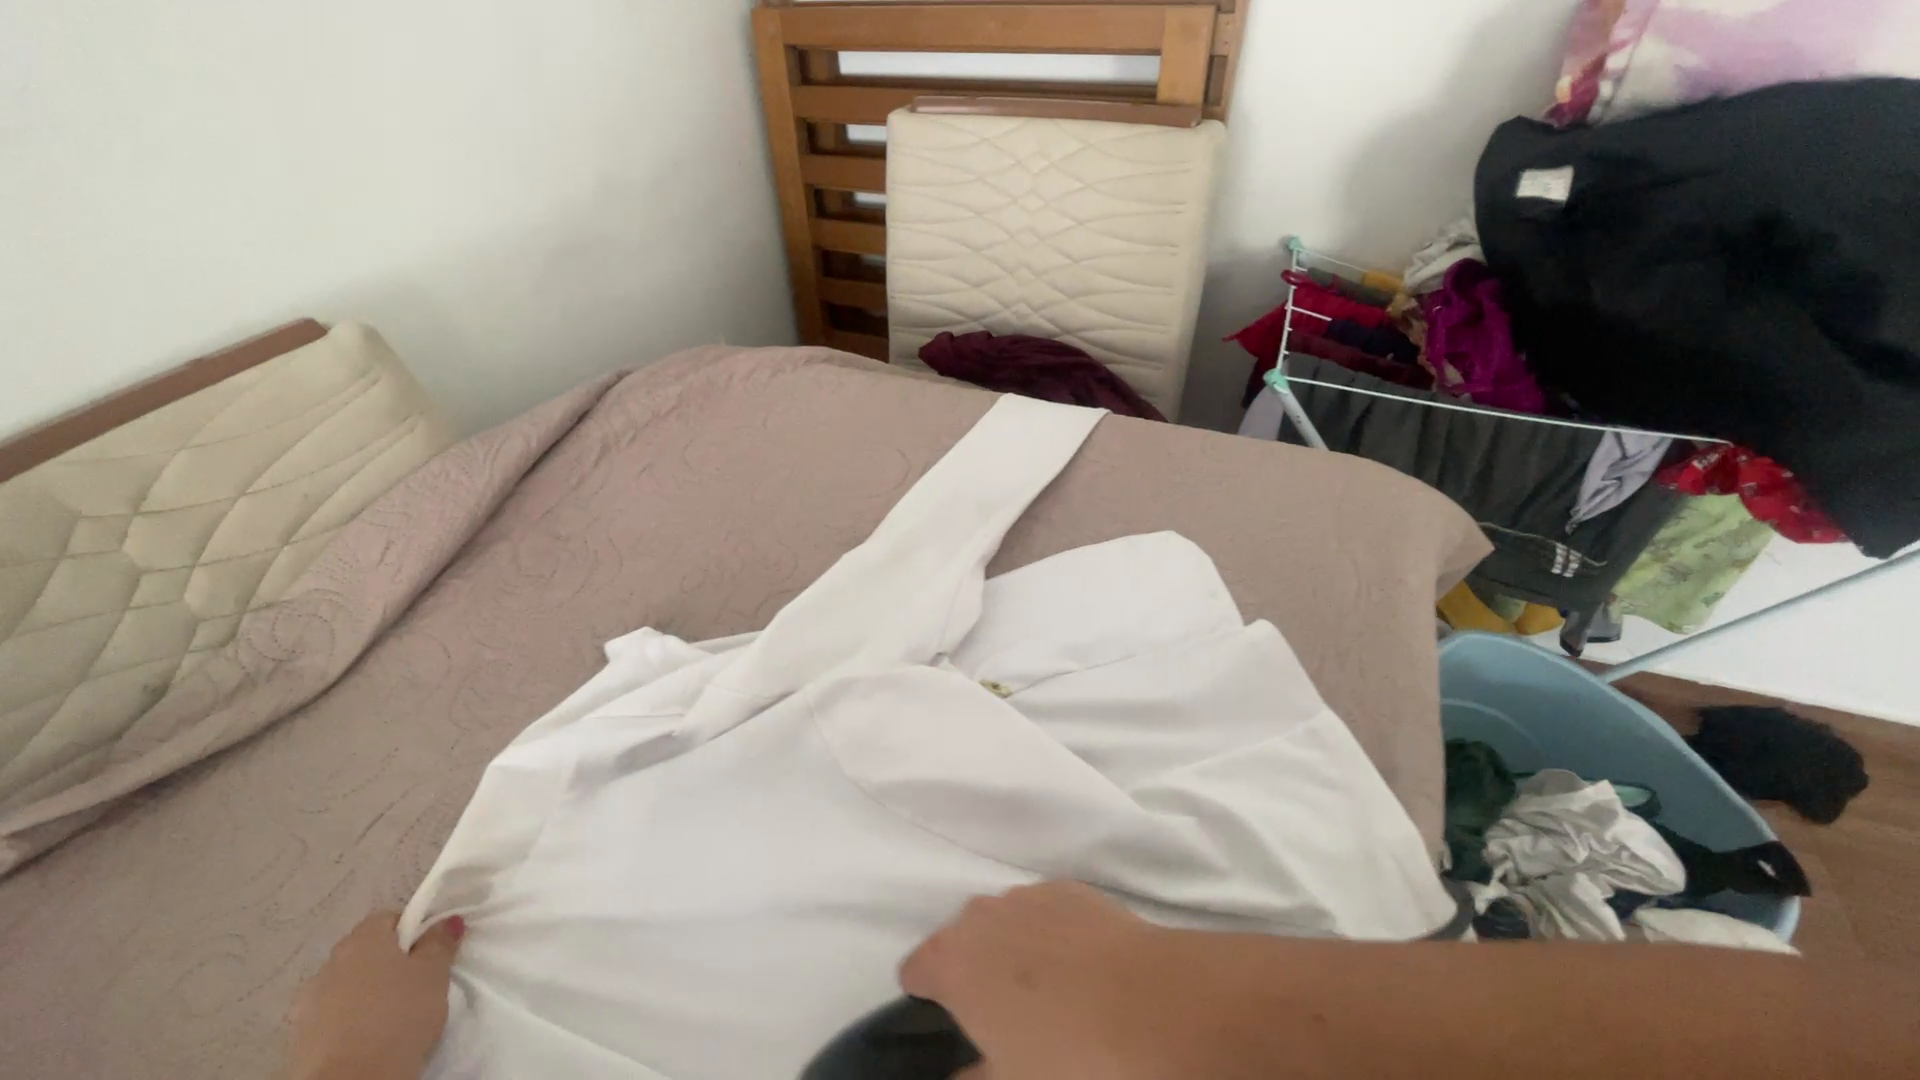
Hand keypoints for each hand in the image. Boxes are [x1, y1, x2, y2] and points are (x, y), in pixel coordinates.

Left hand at [287, 911, 464, 1079]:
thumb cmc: (399, 1016)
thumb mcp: (434, 974)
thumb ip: (440, 942)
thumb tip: (446, 920)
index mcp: (361, 941)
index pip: (387, 918)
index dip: (411, 929)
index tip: (429, 950)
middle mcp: (328, 964)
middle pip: (364, 951)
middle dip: (388, 962)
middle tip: (417, 982)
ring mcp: (307, 1003)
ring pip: (346, 985)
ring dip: (365, 992)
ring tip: (392, 1015)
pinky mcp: (298, 1038)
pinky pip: (331, 1016)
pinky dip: (348, 1020)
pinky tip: (368, 1037)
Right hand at [900, 882, 1190, 1079]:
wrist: (1154, 1005)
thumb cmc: (1070, 1058)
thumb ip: (971, 1079)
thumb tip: (960, 1077)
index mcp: (952, 962)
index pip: (914, 969)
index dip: (926, 994)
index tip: (952, 1021)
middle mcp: (980, 916)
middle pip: (959, 940)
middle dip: (974, 971)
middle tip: (1007, 1017)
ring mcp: (1027, 897)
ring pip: (1003, 922)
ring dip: (1013, 949)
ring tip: (1051, 992)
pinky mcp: (1070, 889)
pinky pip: (1044, 912)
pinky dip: (1052, 934)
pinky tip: (1083, 968)